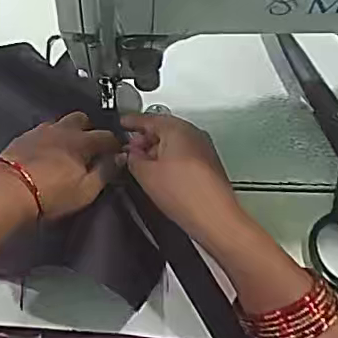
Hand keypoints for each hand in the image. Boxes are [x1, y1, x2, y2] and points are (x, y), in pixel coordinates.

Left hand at [0, 113, 121, 219]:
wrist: (9, 189)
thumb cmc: (48, 193)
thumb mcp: (86, 190)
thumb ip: (105, 172)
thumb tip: (117, 160)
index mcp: (81, 141)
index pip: (106, 136)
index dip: (114, 145)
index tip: (116, 153)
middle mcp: (61, 130)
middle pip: (82, 119)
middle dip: (90, 130)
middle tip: (91, 147)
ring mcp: (40, 132)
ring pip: (60, 123)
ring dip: (67, 132)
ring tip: (68, 149)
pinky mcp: (23, 138)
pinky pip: (41, 132)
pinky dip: (48, 139)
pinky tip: (46, 152)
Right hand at [120, 112, 244, 239]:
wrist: (215, 219)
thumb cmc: (188, 196)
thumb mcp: (145, 175)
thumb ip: (131, 158)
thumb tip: (130, 155)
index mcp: (178, 129)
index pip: (148, 118)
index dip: (131, 122)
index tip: (123, 123)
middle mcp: (194, 134)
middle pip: (163, 129)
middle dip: (144, 139)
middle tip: (129, 149)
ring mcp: (204, 149)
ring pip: (174, 142)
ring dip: (157, 151)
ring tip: (143, 166)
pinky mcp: (209, 165)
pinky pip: (184, 155)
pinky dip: (170, 161)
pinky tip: (162, 177)